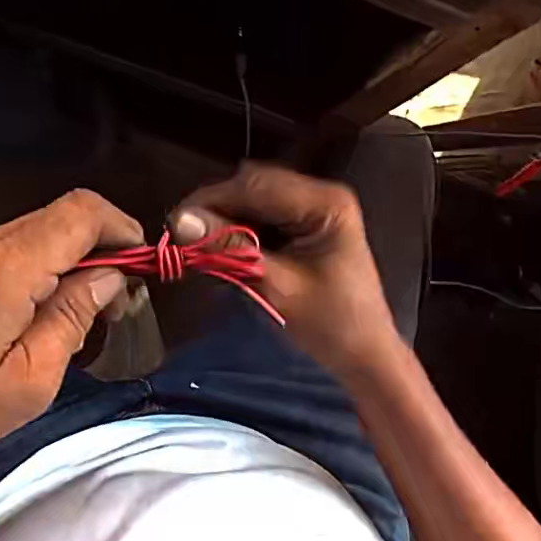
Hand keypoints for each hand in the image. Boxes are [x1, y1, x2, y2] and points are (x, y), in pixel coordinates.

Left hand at [0, 189, 141, 540]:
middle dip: (106, 247)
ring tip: (88, 313)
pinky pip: (17, 248)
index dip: (123, 229)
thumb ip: (74, 318)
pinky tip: (48, 313)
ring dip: (77, 260)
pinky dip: (48, 268)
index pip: (81, 212)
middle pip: (64, 215)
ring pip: (42, 230)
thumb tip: (110, 277)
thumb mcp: (28, 382)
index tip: (144, 270)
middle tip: (121, 301)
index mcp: (3, 269)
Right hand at [176, 162, 402, 376]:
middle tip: (183, 240)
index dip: (211, 201)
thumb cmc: (332, 324)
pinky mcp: (306, 227)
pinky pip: (263, 219)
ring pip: (254, 202)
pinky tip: (223, 252)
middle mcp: (321, 195)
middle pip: (253, 188)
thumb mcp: (278, 286)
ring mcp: (314, 210)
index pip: (256, 185)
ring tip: (198, 248)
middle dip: (217, 211)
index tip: (174, 225)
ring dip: (226, 222)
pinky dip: (240, 233)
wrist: (365, 356)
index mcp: (325, 202)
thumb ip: (231, 250)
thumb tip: (179, 221)